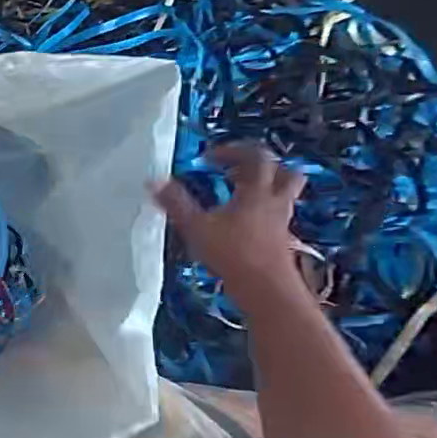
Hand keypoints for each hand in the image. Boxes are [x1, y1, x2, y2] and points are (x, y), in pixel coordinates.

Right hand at [154, 143, 307, 307]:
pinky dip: (260, 210)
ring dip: (265, 186)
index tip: (208, 157)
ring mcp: (280, 221)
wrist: (265, 287)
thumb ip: (175, 203)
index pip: (255, 157)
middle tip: (233, 170)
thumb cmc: (231, 253)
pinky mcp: (279, 239)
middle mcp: (274, 202)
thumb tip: (153, 181)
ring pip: (283, 193)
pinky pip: (275, 214)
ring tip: (238, 192)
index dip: (233, 151)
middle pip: (283, 171)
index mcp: (256, 192)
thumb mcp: (195, 226)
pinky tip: (240, 221)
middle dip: (259, 166)